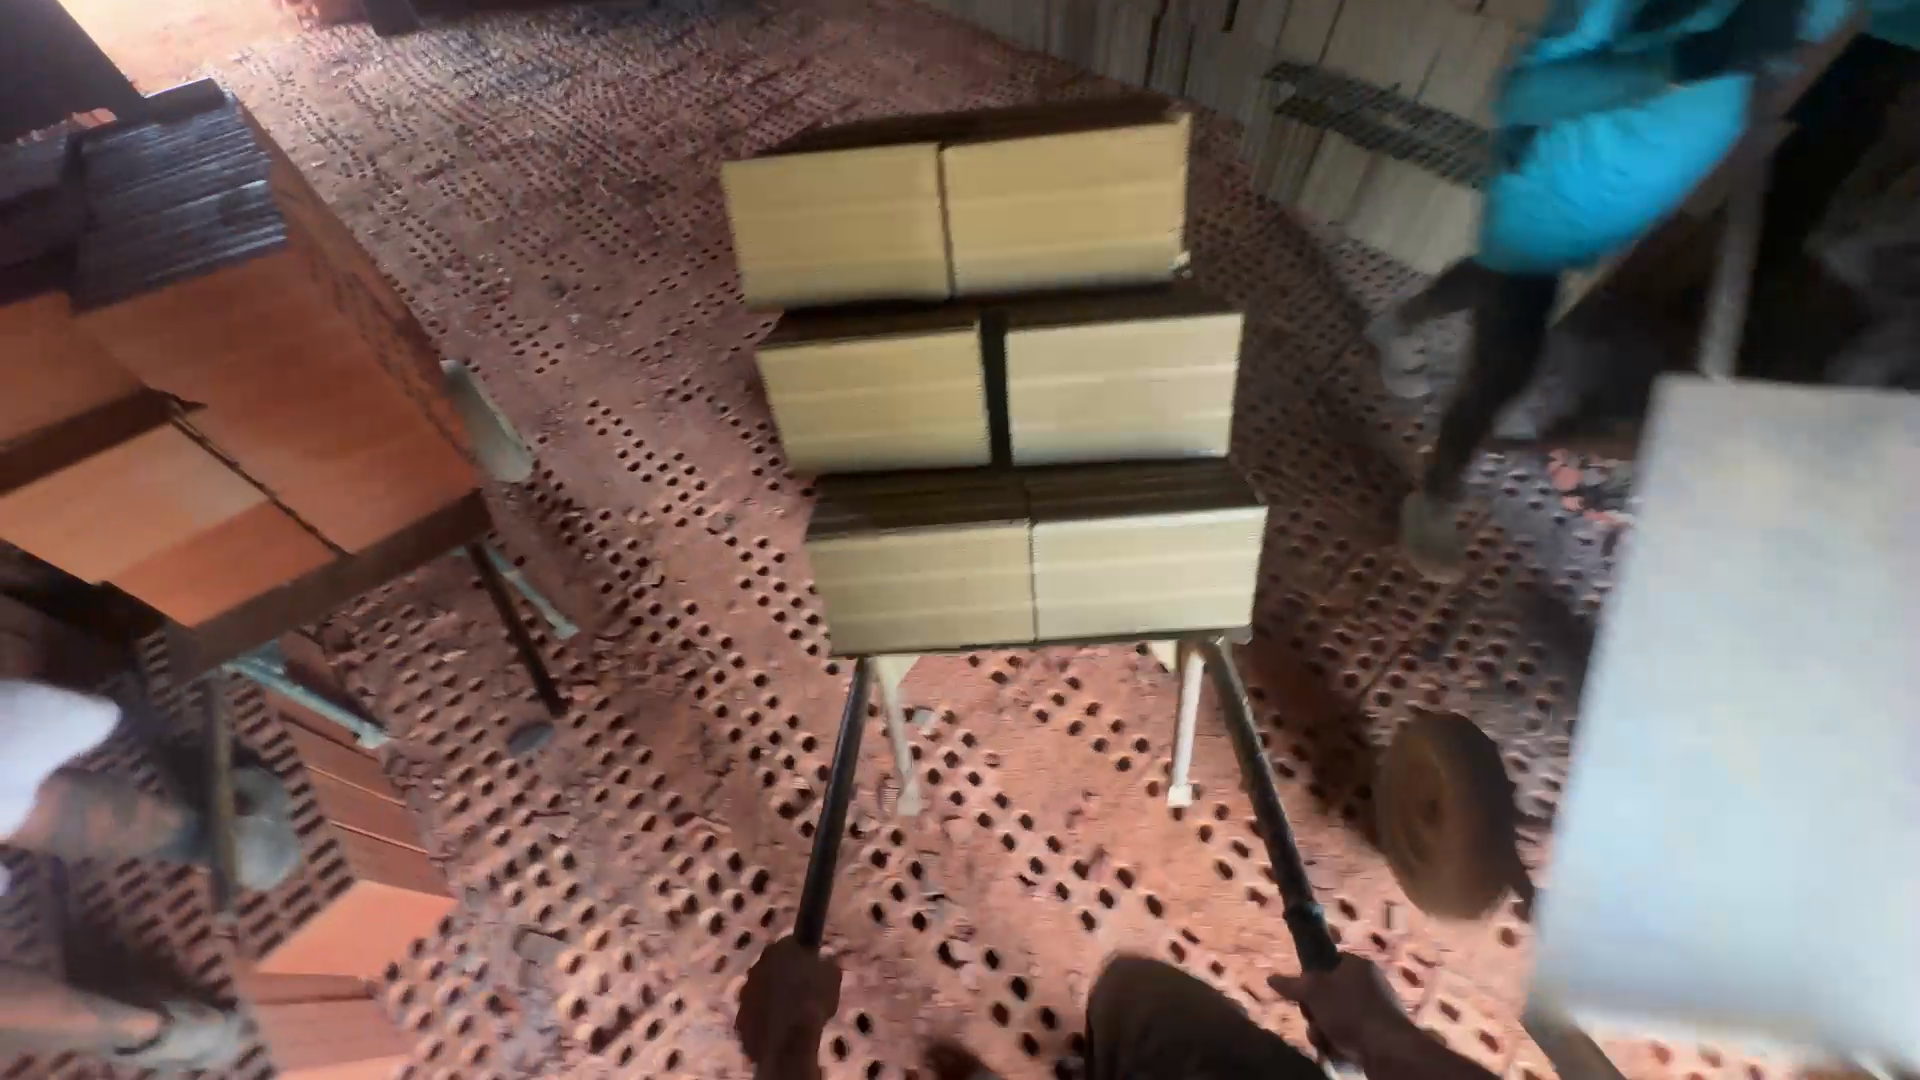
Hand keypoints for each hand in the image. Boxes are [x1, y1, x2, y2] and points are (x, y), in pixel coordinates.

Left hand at [735, 937, 841, 1079]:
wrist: (790, 1039)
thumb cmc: (814, 1000)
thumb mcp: (831, 975)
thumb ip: (824, 963)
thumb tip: (822, 962)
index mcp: (779, 949)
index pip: (789, 943)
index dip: (799, 954)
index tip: (809, 964)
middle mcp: (757, 966)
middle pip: (770, 966)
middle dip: (782, 975)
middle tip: (799, 988)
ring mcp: (745, 994)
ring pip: (759, 991)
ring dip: (771, 998)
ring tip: (789, 1012)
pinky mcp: (740, 1021)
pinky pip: (753, 1016)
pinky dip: (763, 1020)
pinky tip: (779, 1029)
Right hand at [1267, 955, 1416, 1062]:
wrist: (1390, 1052)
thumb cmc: (1350, 1010)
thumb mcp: (1313, 991)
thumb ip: (1291, 984)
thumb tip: (1271, 978)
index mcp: (1359, 967)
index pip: (1331, 962)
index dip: (1313, 976)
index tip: (1304, 992)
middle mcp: (1371, 988)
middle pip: (1330, 996)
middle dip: (1315, 1012)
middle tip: (1311, 1020)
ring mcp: (1378, 1016)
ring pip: (1339, 1021)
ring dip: (1324, 1033)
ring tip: (1322, 1041)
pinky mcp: (1382, 1041)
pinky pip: (1353, 1040)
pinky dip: (1342, 1048)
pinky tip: (1336, 1054)